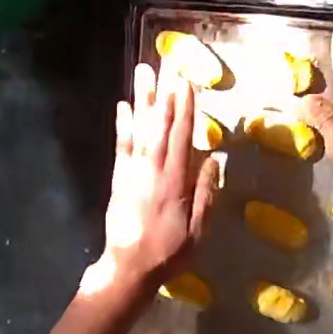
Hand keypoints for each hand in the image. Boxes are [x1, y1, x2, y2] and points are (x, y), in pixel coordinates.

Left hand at [90, 62, 221, 293]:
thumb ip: (206, 195)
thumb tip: (213, 161)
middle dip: (164, 94)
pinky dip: (123, 126)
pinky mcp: (119, 180)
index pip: (182, 138)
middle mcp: (153, 172)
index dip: (185, 109)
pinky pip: (121, 147)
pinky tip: (123, 107)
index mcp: (175, 183)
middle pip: (159, 126)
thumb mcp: (198, 230)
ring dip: (142, 101)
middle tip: (165, 65)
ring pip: (139, 131)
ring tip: (143, 74)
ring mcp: (133, 174)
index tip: (187, 83)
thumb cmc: (169, 252)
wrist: (128, 268)